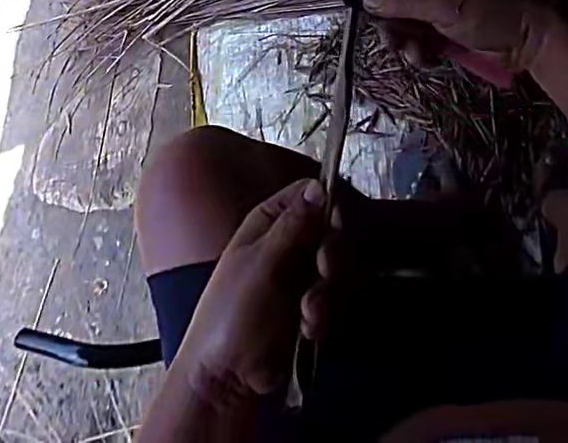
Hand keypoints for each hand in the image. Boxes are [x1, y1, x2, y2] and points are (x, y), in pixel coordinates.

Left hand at [171, 178, 327, 409]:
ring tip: (308, 315)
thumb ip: (294, 224)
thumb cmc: (233, 314)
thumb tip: (319, 185)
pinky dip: (328, 313)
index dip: (328, 206)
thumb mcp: (262, 264)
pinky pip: (337, 296)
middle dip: (333, 255)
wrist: (228, 381)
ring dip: (330, 291)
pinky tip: (309, 329)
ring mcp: (301, 272)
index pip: (310, 193)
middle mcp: (289, 240)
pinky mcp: (313, 303)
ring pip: (339, 264)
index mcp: (269, 219)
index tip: (333, 228)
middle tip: (323, 273)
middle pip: (333, 228)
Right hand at [361, 0, 561, 81]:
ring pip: (402, 22)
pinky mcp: (443, 27)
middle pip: (392, 0)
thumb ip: (402, 1)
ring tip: (417, 55)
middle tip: (395, 44)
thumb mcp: (443, 6)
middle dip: (392, 24)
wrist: (530, 41)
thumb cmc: (490, 13)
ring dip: (405, 41)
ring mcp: (437, 5)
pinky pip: (417, 37)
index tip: (372, 18)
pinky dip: (418, 50)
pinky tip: (427, 59)